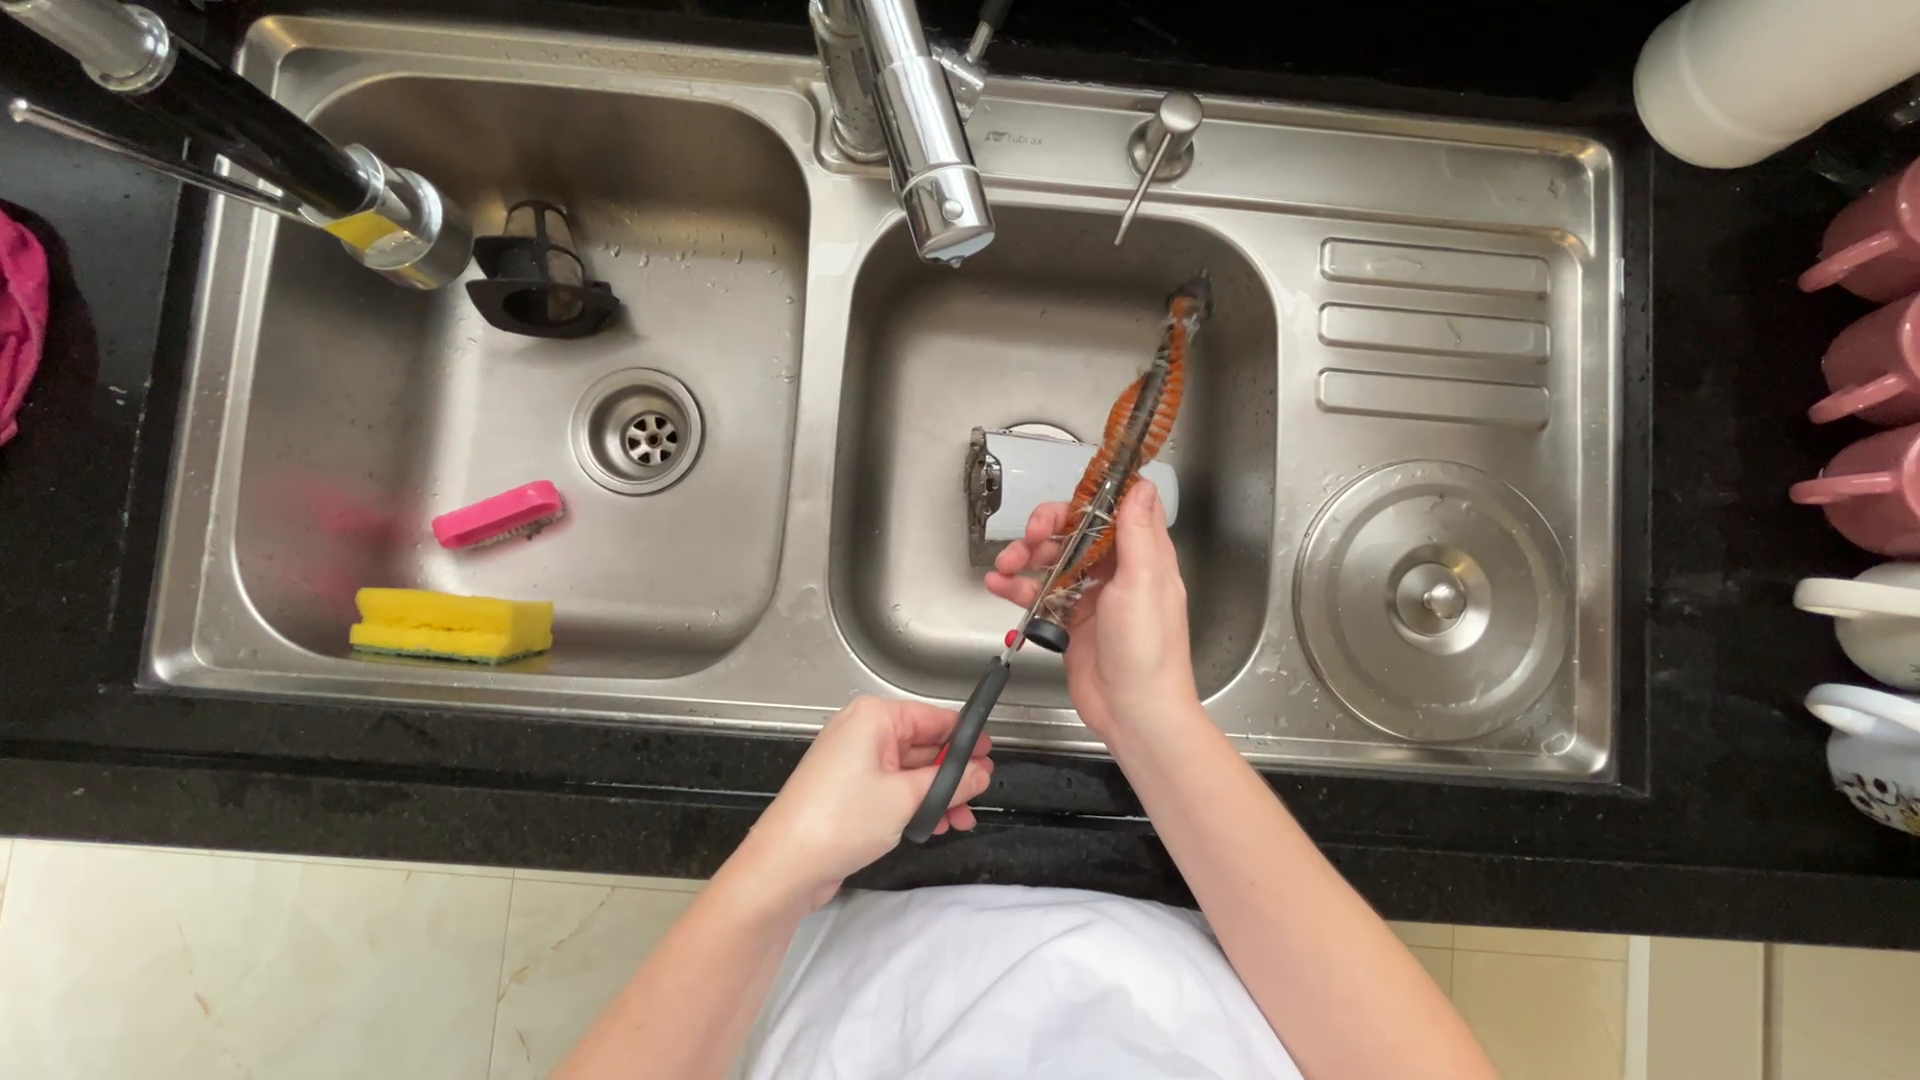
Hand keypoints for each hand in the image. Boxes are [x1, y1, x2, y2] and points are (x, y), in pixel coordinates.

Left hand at [737, 696, 993, 908]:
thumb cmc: (836, 822)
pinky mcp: (848, 791)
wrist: (784, 867)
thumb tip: (977, 772)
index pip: (932, 716)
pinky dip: (915, 804)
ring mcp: (853, 763)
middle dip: (953, 772)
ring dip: (937, 794)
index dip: (964, 736)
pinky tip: (935, 824)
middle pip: (922, 744)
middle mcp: (861, 733)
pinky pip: (892, 789)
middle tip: (980, 792)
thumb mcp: (906, 798)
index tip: (989, 753)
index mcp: (873, 717)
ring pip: (910, 771)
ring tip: (961, 818)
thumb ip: (949, 782)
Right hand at [984, 480, 1198, 741]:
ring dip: (1024, 558)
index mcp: (1142, 558)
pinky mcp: (1069, 623)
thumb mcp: (1144, 582)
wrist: (1134, 712)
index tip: (1063, 506)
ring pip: (1051, 562)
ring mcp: (1091, 598)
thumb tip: (1142, 486)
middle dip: (1046, 531)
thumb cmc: (1149, 652)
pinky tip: (999, 585)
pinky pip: (1038, 595)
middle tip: (1028, 538)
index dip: (1085, 502)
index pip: (1113, 512)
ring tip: (1004, 567)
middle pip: (1074, 535)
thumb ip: (1138, 532)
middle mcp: (1117, 573)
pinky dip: (1017, 588)